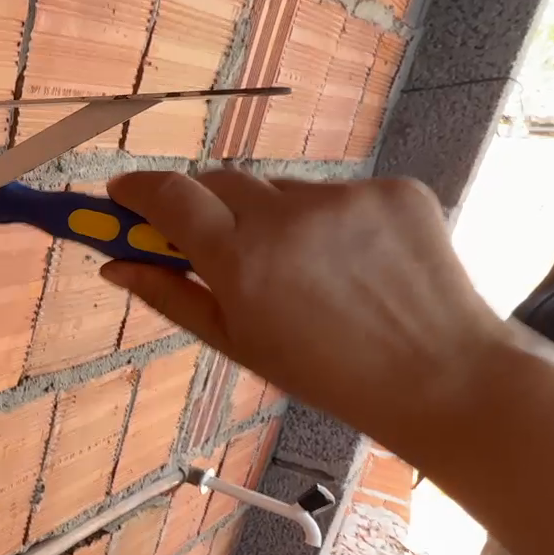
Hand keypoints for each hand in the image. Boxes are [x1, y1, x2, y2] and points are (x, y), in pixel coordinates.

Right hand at [100, 171, 514, 444]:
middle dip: (198, 203)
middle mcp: (287, 216)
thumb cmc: (316, 369)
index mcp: (240, 259)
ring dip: (263, 214)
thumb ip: (167, 293)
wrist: (441, 373)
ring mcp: (345, 197)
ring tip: (292, 265)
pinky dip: (319, 218)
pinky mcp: (393, 188)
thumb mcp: (228, 339)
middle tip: (203, 239)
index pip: (169, 196)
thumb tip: (112, 266)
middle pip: (217, 180)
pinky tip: (342, 260)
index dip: (135, 189)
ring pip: (276, 188)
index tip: (118, 193)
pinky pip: (330, 192)